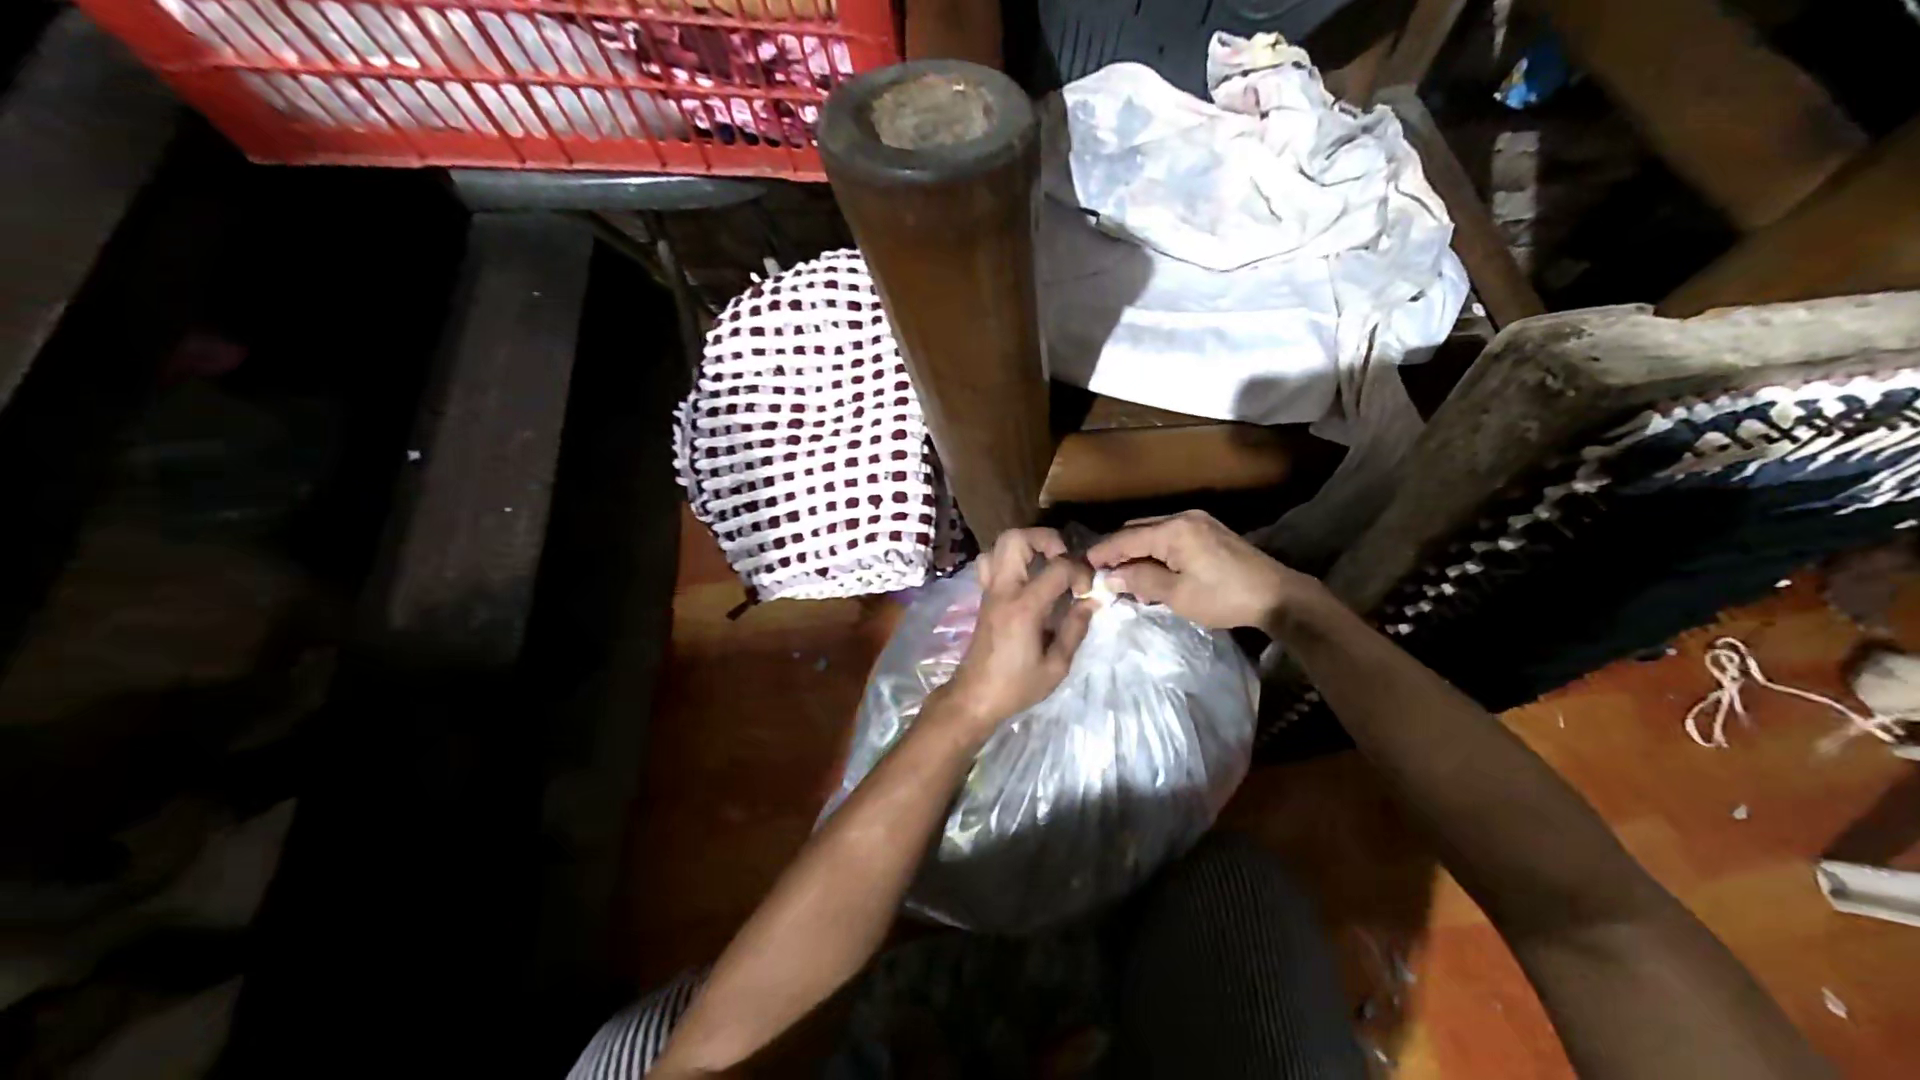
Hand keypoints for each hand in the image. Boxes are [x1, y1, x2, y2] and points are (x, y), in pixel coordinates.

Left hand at [936, 528, 1096, 731]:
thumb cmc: (1017, 686)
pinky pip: (991, 561)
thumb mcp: (1056, 666)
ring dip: (1027, 546)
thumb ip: (1075, 629)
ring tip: (1045, 565)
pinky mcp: (984, 596)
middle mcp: (1003, 590)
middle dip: (1046, 539)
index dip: (1080, 572)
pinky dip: (1011, 559)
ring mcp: (989, 590)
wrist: (974, 697)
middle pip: (1016, 538)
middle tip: (1063, 560)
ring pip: (1000, 545)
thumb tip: (1090, 601)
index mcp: (1024, 607)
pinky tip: (1028, 578)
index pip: (1058, 567)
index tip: (1086, 593)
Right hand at [1085, 510, 1322, 632]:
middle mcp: (1183, 518)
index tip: (1082, 568)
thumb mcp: (1177, 595)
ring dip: (1137, 552)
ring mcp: (1199, 522)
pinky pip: (1170, 537)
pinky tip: (1152, 572)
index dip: (1101, 554)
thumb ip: (1140, 580)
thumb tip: (1110, 577)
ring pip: (1153, 533)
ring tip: (1126, 579)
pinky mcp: (1210, 532)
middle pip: (1137, 530)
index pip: (1125, 538)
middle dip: (1117, 552)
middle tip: (1102, 576)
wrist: (1278, 595)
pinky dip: (1156, 552)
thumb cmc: (1224, 597)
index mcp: (1173, 530)